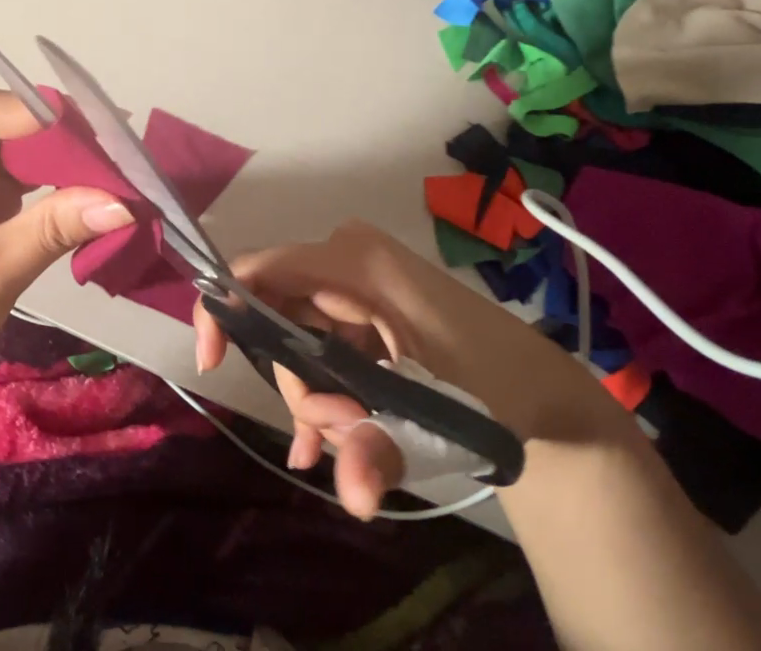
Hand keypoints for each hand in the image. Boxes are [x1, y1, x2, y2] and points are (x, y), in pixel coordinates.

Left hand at [0, 91, 134, 399]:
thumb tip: (125, 201)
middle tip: (122, 145)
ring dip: (65, 153)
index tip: (99, 126)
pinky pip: (24, 171)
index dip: (37, 115)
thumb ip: (52, 228)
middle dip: (59, 133)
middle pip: (1, 124)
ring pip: (19, 144)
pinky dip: (59, 177)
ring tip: (121, 161)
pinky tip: (99, 181)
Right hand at [194, 220, 633, 518]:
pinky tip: (322, 448)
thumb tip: (349, 497)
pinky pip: (316, 349)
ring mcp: (356, 289)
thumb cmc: (497, 390)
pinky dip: (320, 398)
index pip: (259, 269)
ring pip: (294, 343)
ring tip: (350, 444)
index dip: (223, 311)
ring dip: (312, 401)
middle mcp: (348, 263)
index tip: (211, 364)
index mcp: (358, 264)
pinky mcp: (364, 315)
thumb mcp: (436, 416)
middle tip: (338, 432)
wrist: (548, 400)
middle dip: (297, 385)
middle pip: (276, 319)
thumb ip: (380, 448)